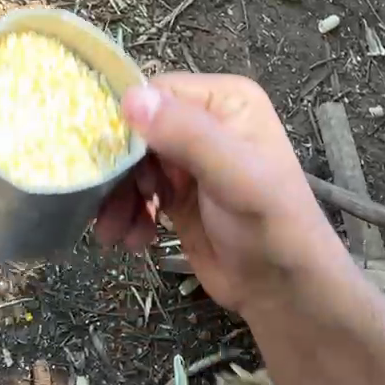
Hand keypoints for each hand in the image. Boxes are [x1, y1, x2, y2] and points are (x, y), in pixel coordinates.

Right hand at [95, 73, 339, 314]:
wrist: (283, 291)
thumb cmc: (269, 225)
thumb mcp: (233, 175)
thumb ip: (186, 134)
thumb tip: (131, 98)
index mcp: (224, 101)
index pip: (158, 94)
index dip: (127, 123)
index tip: (106, 157)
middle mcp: (204, 122)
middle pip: (137, 131)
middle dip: (118, 169)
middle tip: (102, 201)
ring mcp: (188, 158)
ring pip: (130, 164)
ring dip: (116, 196)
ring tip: (112, 232)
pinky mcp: (176, 192)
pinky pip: (136, 191)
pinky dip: (127, 213)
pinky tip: (132, 239)